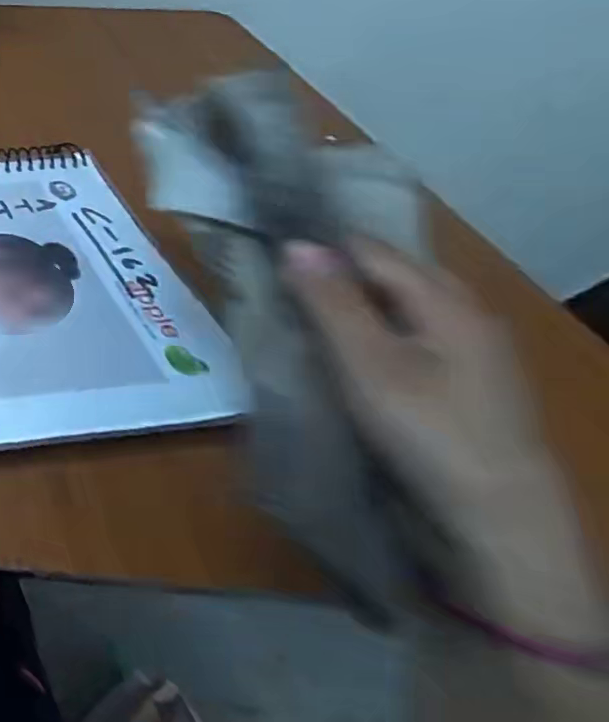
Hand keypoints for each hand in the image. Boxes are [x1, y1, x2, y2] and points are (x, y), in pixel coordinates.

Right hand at [281, 238, 556, 532]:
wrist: (493, 514)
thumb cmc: (424, 428)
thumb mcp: (365, 361)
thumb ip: (331, 300)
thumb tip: (295, 243)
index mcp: (448, 303)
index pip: (371, 249)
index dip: (318, 242)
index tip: (263, 242)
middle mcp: (466, 314)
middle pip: (391, 270)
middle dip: (334, 262)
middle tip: (272, 269)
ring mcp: (470, 348)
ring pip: (399, 299)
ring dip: (349, 292)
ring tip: (295, 298)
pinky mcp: (460, 376)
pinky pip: (405, 326)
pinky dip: (367, 319)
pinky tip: (339, 336)